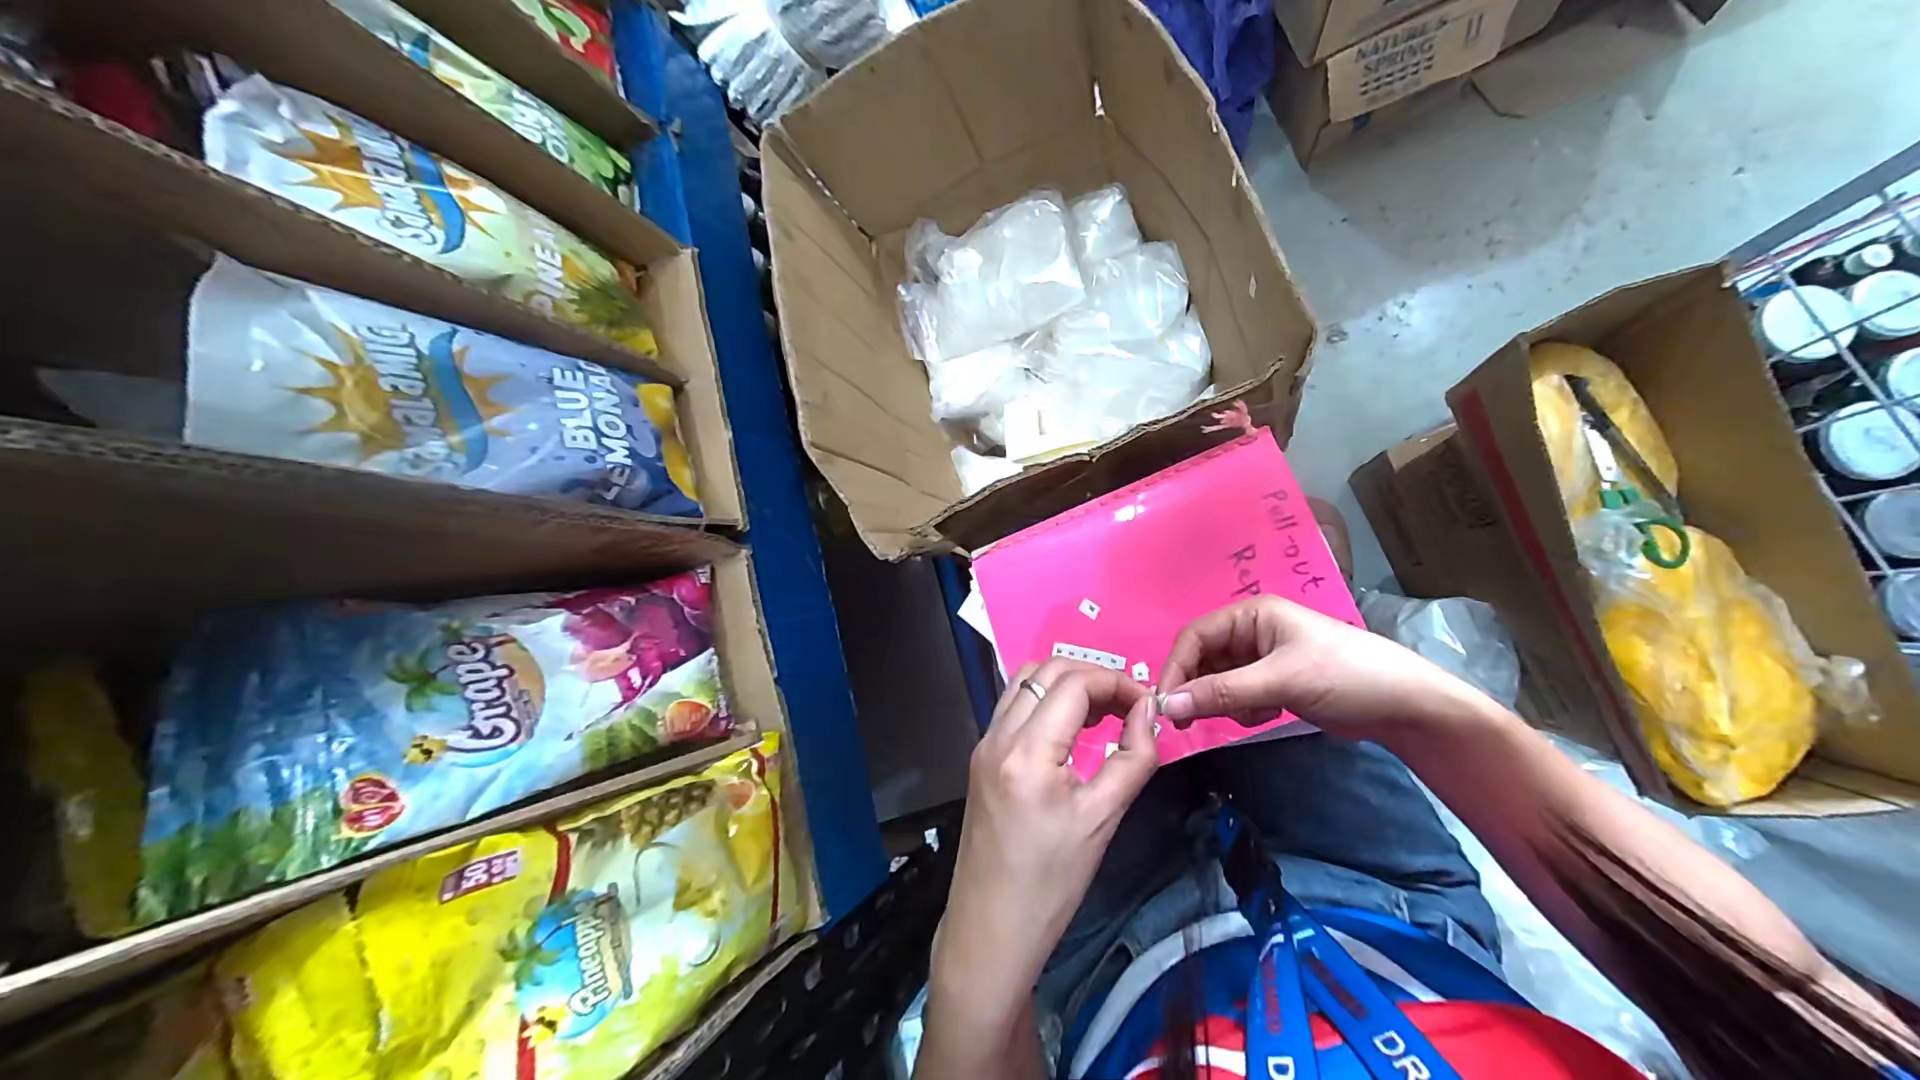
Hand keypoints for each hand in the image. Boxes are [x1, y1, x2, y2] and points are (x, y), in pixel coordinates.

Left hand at [932, 659, 1156, 1006]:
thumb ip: (1133, 759)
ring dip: (1066, 684)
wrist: (991, 927)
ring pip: (1025, 682)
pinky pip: (1013, 707)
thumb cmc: (1052, 884)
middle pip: (1046, 671)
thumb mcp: (1103, 820)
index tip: (1146, 705)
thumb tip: (1149, 713)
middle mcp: (997, 736)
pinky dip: (1046, 701)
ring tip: (1103, 713)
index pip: (1073, 683)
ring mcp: (984, 744)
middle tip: (1128, 705)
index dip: (1116, 682)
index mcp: (1026, 751)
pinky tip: (1072, 728)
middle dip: (1092, 676)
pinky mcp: (981, 757)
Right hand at [1158, 595, 1492, 741]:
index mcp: (1252, 615)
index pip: (1195, 636)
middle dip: (1197, 688)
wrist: (1409, 708)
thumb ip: (1222, 692)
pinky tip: (1267, 717)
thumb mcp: (1280, 681)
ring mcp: (1264, 658)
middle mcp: (1252, 632)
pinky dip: (1242, 709)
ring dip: (1223, 701)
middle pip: (1204, 658)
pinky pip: (1238, 695)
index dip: (1176, 667)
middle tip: (1186, 720)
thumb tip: (1167, 705)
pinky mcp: (1275, 683)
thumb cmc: (1345, 676)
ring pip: (1219, 680)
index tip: (1164, 702)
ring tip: (1248, 716)